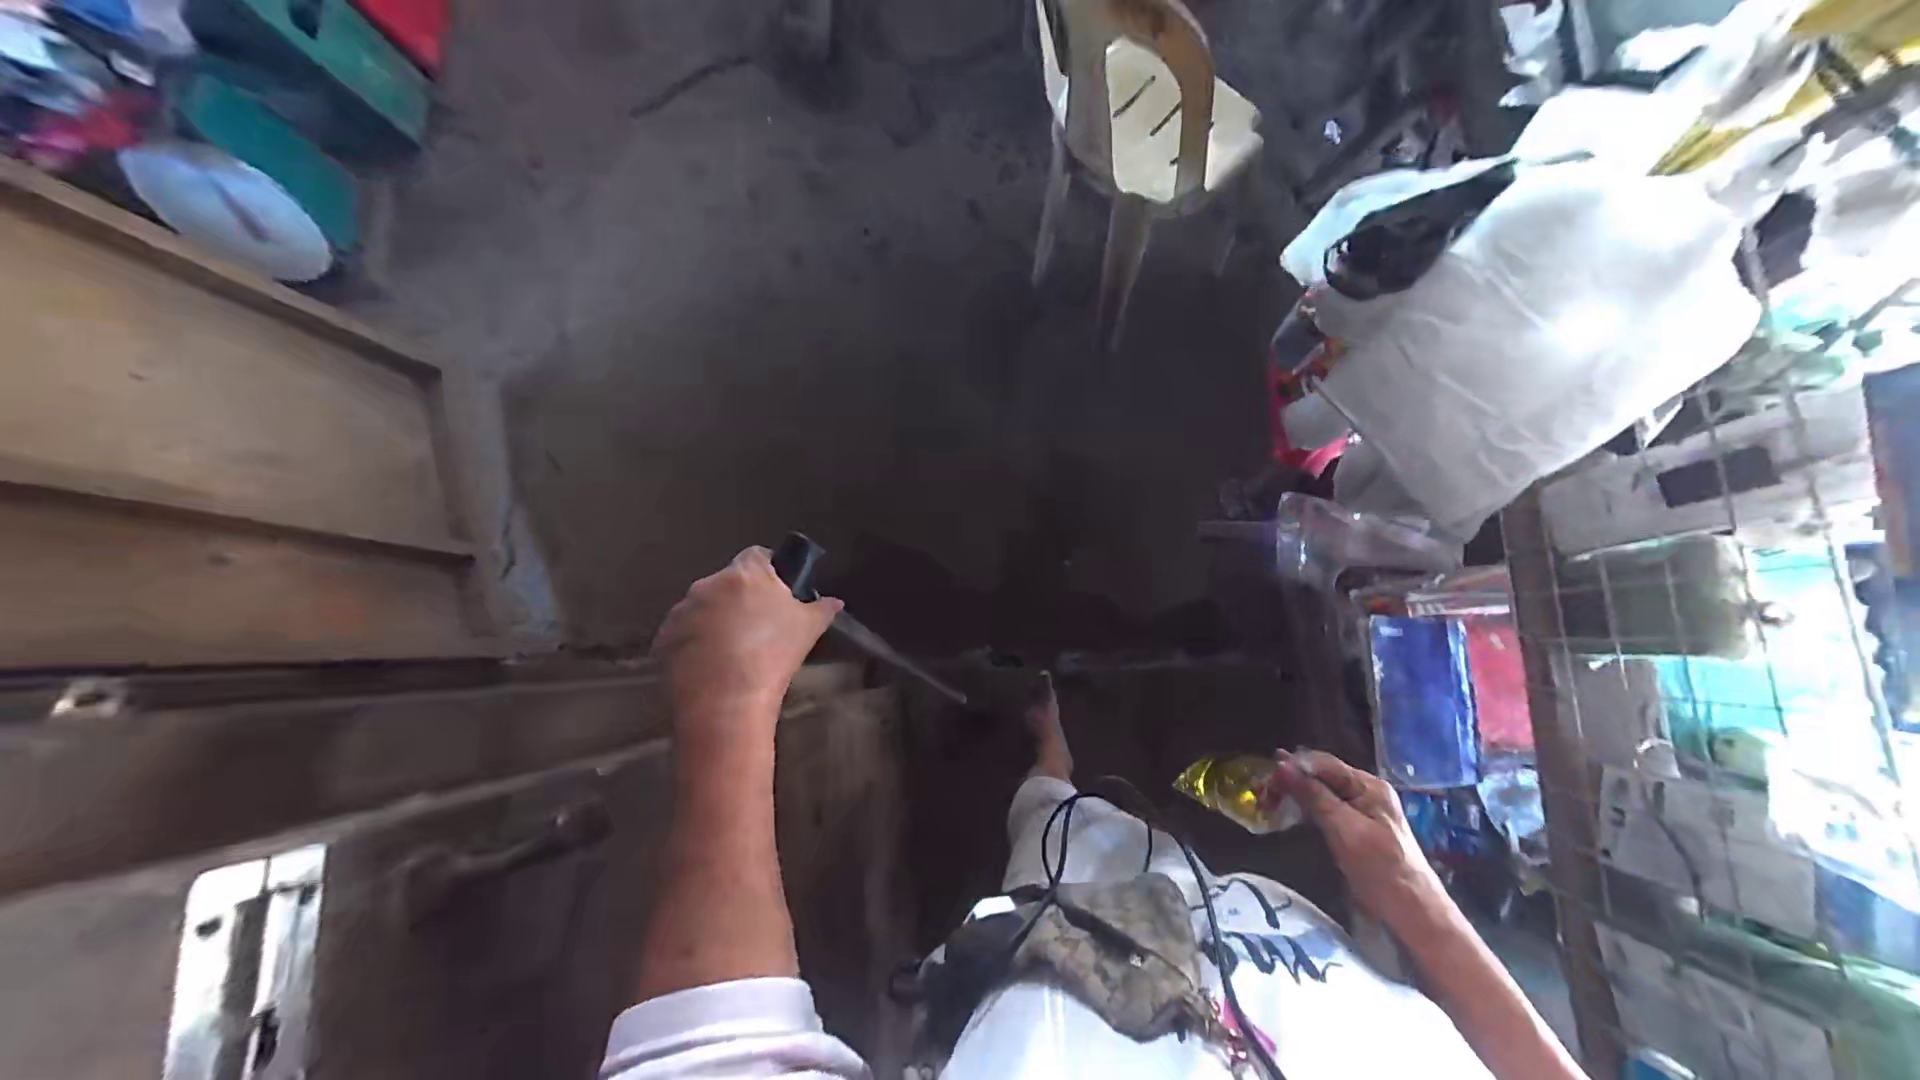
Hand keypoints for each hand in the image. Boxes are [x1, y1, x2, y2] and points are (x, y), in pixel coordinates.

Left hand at [650, 547, 842, 742]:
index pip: (758, 555)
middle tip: (758, 628)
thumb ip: (822, 608)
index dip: (769, 570)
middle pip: (728, 583)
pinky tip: (710, 667)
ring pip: (703, 607)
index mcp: (746, 574)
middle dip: (740, 599)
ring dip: (715, 621)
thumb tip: (835, 601)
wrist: (725, 703)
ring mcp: (681, 611)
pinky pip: (683, 633)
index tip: (777, 592)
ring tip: (732, 653)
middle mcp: (708, 584)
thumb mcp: (808, 630)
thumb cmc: (773, 656)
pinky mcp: (663, 637)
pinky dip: (695, 643)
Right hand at [1274, 749, 1443, 930]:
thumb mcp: (1344, 829)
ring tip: (1267, 800)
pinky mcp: (1352, 828)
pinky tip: (1285, 810)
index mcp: (1369, 786)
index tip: (1266, 780)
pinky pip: (1322, 807)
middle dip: (1289, 779)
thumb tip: (1281, 766)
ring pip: (1318, 790)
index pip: (1322, 764)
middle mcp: (1364, 792)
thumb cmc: (1381, 869)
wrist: (1412, 914)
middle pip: (1319, 774)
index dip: (1292, 767)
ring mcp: (1359, 810)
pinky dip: (1301, 807)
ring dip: (1292, 793)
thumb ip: (1313, 795)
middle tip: (1262, 793)